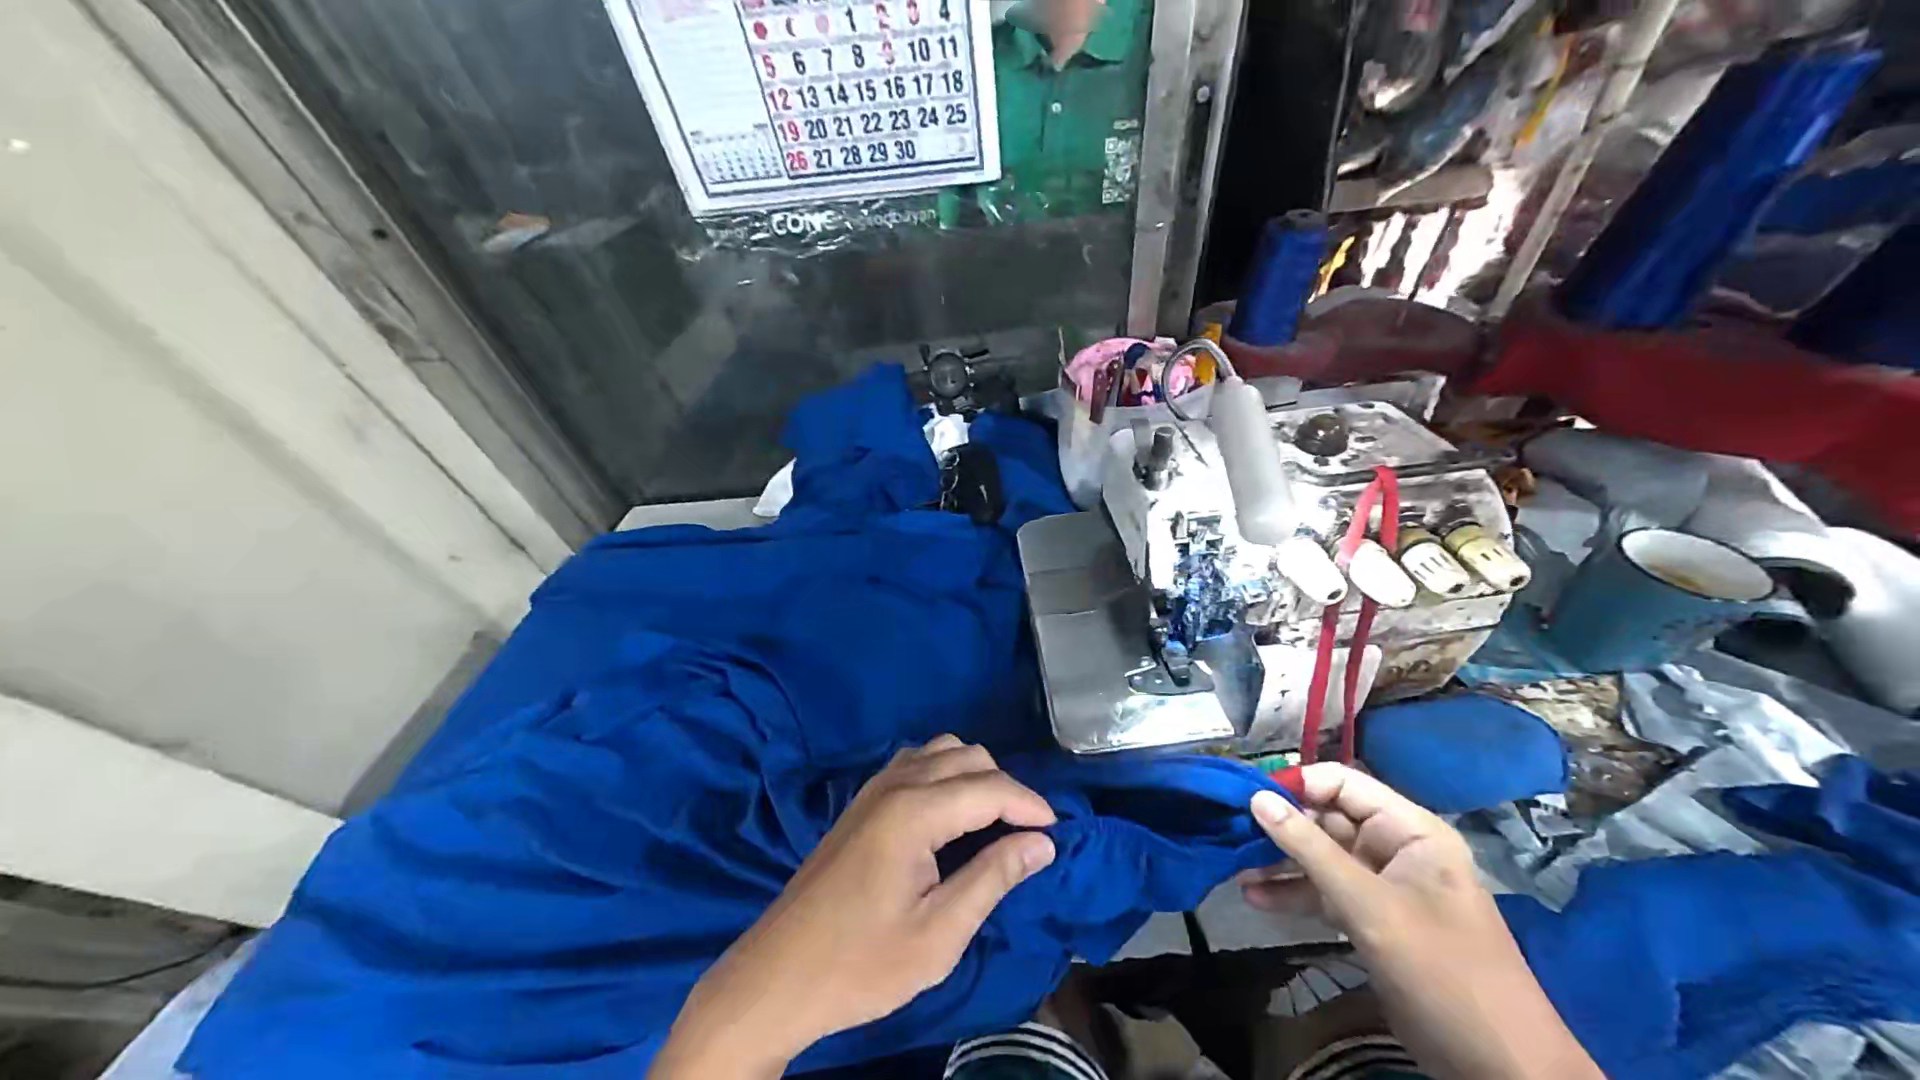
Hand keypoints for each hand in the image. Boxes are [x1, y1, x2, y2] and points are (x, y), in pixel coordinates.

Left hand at [649, 736, 1056, 1078]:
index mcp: (914, 811)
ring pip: (941, 751)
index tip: (1056, 834)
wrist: (777, 976)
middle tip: (1027, 834)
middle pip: (969, 757)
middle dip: (1006, 787)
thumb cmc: (862, 963)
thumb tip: (1042, 842)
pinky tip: (950, 815)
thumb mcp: (939, 934)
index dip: (1031, 805)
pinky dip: (946, 775)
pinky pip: (915, 763)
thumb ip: (993, 878)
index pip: (990, 787)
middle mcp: (894, 784)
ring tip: (994, 822)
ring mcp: (873, 789)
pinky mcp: (861, 802)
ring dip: (975, 775)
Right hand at [1245, 764, 1602, 1079]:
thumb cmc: (1442, 970)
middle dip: (1279, 825)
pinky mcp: (1369, 918)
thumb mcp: (1369, 905)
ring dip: (1278, 862)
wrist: (1500, 1069)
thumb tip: (1256, 798)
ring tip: (1233, 866)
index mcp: (1409, 830)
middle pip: (1325, 818)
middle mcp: (1393, 848)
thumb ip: (1310, 850)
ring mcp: (1380, 884)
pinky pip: (1322, 891)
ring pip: (1318, 857)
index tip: (1248, 795)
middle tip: (1230, 830)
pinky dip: (1290, 893)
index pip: (1343, 784)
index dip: (1296, 784)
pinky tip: (1254, 897)